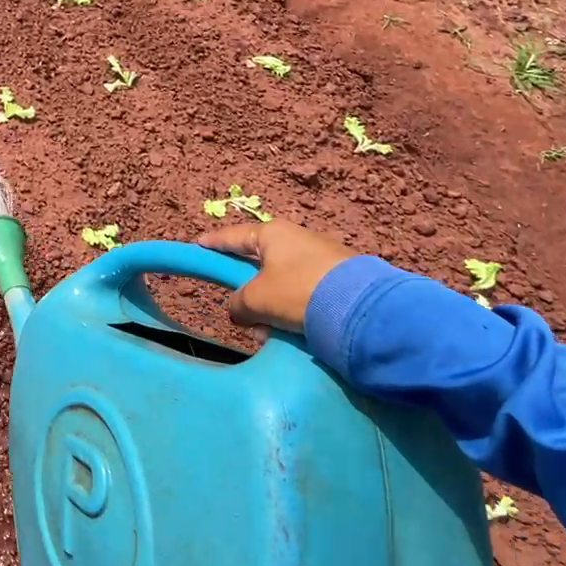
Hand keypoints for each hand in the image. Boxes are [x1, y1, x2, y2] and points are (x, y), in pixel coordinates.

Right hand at [196, 220, 356, 332]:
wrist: (364, 310)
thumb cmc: (297, 291)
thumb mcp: (256, 299)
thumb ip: (237, 302)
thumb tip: (240, 310)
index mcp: (272, 233)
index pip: (234, 236)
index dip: (214, 242)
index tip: (200, 245)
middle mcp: (298, 238)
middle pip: (262, 263)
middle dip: (250, 290)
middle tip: (241, 310)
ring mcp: (325, 257)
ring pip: (285, 281)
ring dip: (273, 306)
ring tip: (270, 332)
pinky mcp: (346, 278)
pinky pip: (308, 291)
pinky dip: (296, 308)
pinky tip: (295, 331)